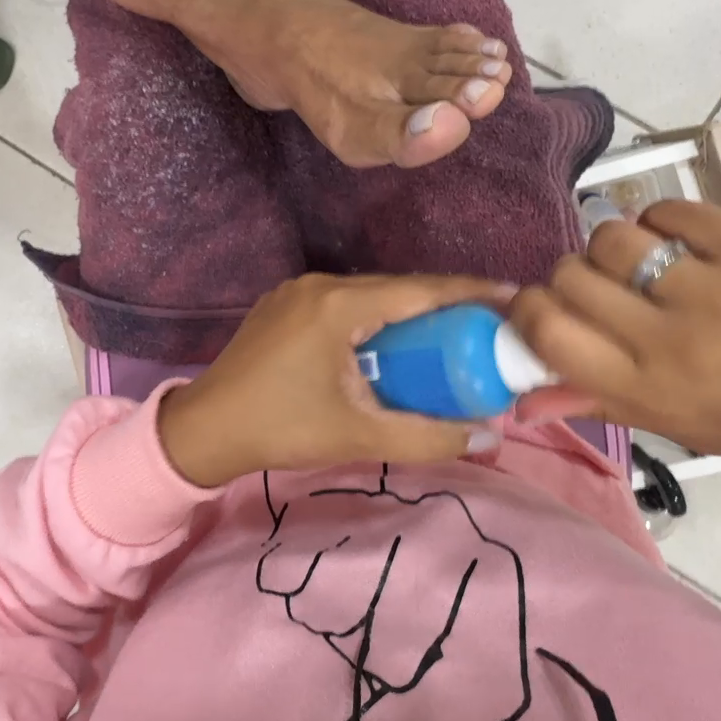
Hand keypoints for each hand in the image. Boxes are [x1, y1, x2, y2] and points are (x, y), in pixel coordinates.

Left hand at [158, 274, 512, 487]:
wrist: (204, 429)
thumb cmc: (282, 428)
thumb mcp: (360, 435)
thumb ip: (429, 435)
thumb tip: (490, 434)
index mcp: (338, 305)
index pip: (420, 290)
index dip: (471, 294)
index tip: (515, 300)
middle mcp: (319, 285)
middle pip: (396, 288)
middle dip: (444, 306)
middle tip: (488, 331)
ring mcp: (296, 292)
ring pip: (369, 295)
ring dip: (408, 313)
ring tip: (449, 339)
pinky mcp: (283, 307)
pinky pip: (343, 303)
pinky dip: (375, 319)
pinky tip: (393, 345)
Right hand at [506, 201, 720, 456]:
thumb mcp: (682, 425)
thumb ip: (599, 400)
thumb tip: (518, 394)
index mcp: (652, 391)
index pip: (547, 332)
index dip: (524, 309)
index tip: (535, 304)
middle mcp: (675, 341)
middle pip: (569, 276)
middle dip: (572, 276)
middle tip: (601, 286)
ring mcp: (718, 288)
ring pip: (611, 236)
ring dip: (615, 246)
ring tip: (647, 262)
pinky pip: (666, 211)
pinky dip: (662, 221)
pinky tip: (685, 244)